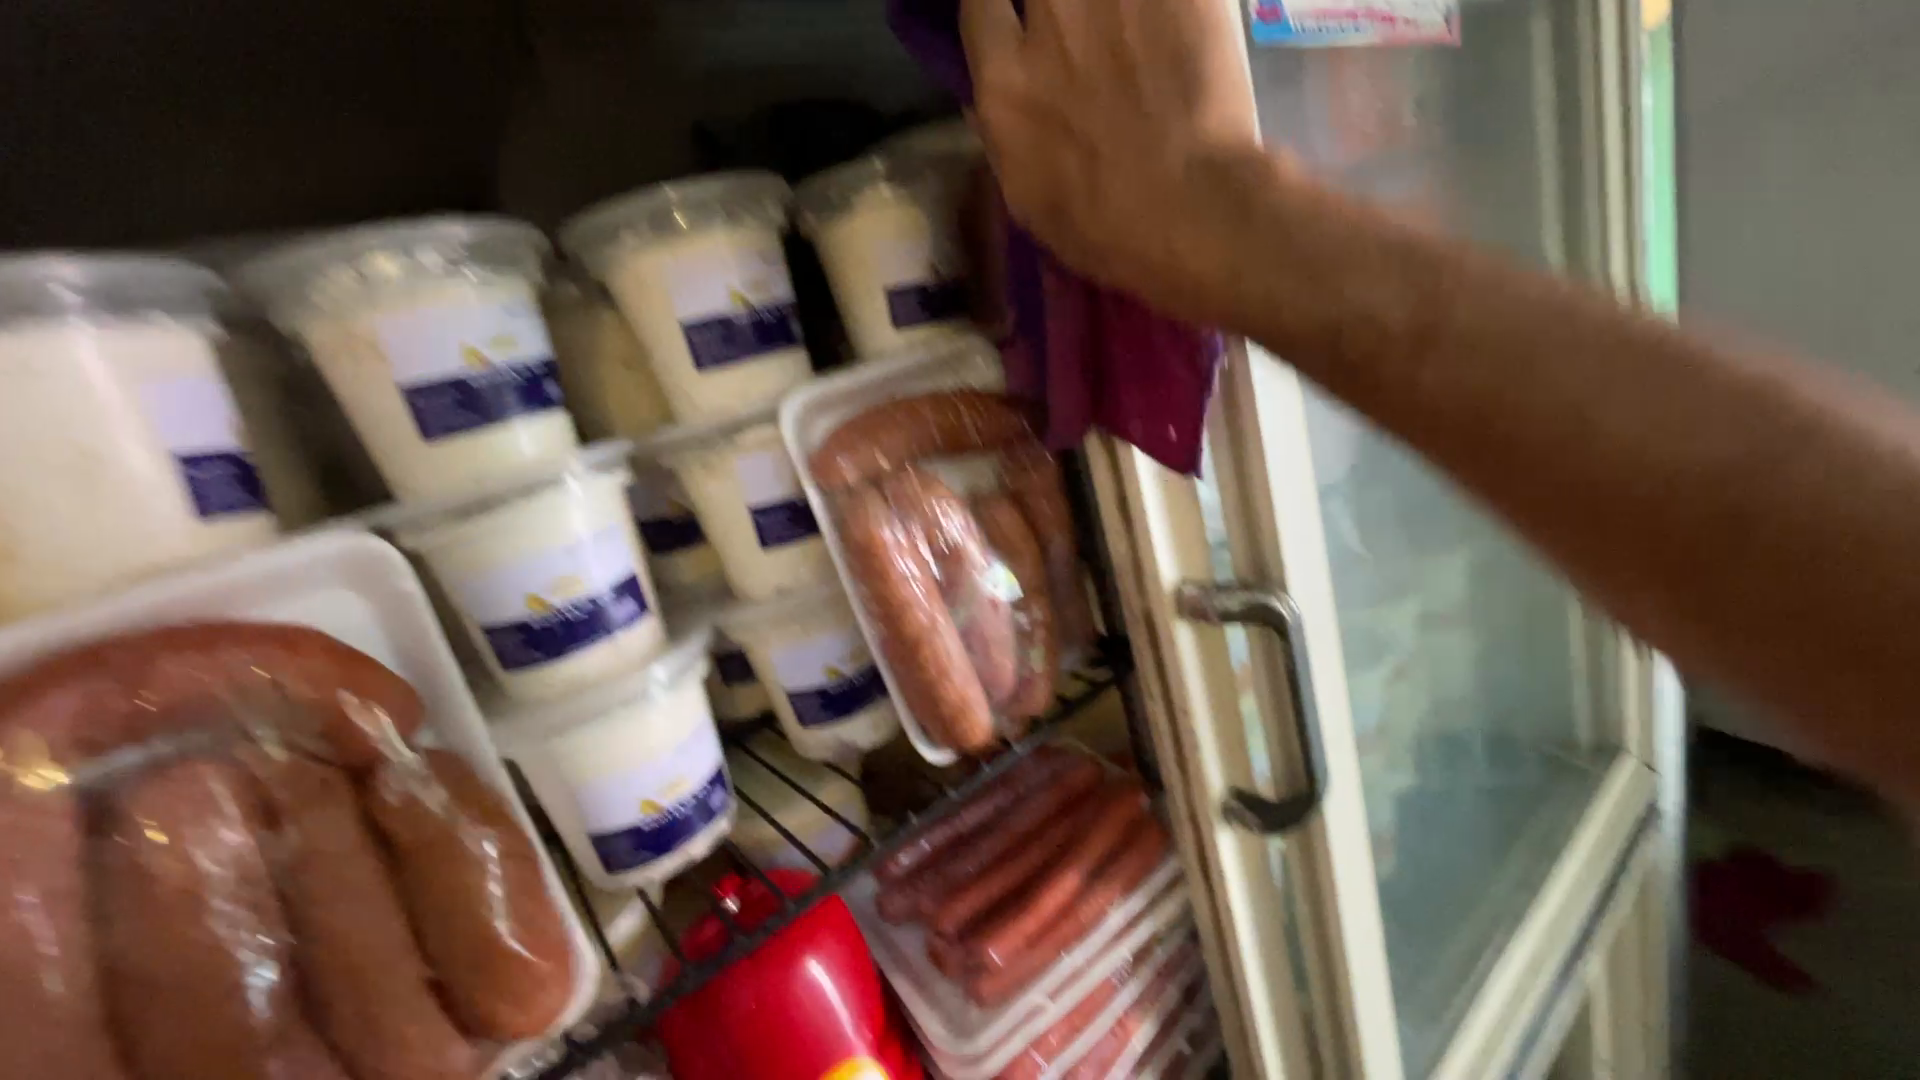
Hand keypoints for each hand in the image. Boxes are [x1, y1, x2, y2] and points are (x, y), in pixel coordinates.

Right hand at [960, 0, 1270, 322]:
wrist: (1192, 213)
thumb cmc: (1105, 230)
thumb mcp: (1029, 201)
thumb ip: (1005, 138)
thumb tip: (988, 104)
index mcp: (1005, 80)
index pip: (981, 3)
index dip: (1001, 8)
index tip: (1021, 24)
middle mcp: (1052, 21)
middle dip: (1059, 7)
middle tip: (1082, 33)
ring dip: (1111, 9)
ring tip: (1127, 35)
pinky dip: (1167, 6)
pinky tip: (1169, 29)